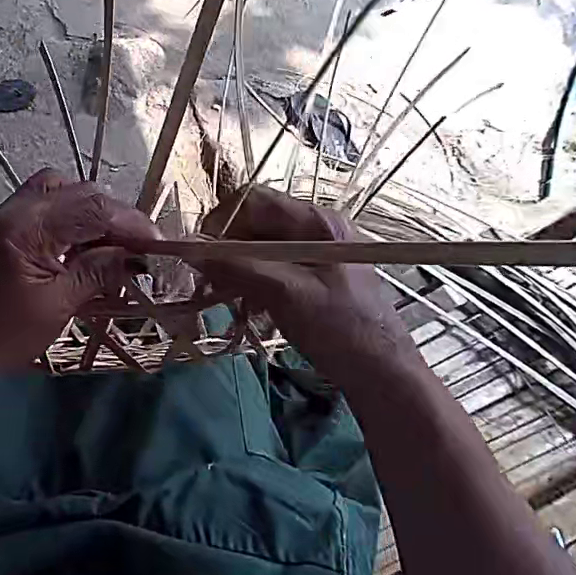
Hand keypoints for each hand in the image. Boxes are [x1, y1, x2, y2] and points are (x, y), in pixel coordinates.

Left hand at [0, 169, 159, 388]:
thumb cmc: (0, 337)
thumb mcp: (57, 305)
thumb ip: (98, 272)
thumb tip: (137, 257)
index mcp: (28, 226)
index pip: (93, 207)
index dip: (132, 224)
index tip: (159, 247)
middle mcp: (18, 209)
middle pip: (82, 193)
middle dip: (117, 218)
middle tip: (140, 251)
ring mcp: (10, 216)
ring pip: (65, 194)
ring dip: (96, 216)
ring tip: (116, 249)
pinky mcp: (8, 229)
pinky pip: (50, 208)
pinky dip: (75, 221)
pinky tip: (88, 249)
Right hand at [194, 186, 416, 387]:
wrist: (383, 373)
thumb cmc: (340, 329)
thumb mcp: (285, 294)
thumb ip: (239, 268)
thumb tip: (192, 251)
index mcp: (316, 222)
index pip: (255, 200)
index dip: (223, 221)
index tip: (204, 254)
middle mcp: (316, 230)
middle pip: (256, 224)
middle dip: (228, 250)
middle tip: (210, 283)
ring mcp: (317, 254)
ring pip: (261, 249)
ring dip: (239, 271)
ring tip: (230, 300)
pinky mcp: (315, 278)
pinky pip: (273, 269)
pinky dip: (255, 285)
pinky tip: (252, 310)